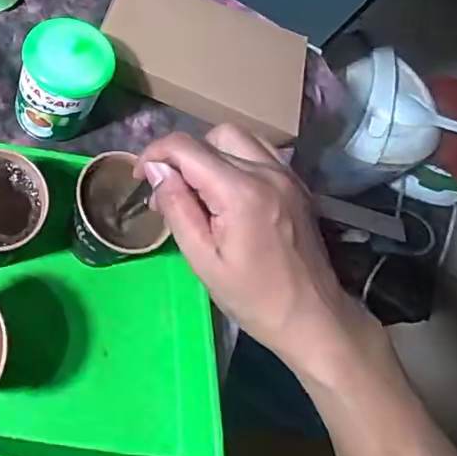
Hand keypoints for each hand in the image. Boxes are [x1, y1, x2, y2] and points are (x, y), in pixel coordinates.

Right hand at [140, 125, 374, 367]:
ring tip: (198, 187)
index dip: (154, 155)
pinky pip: (257, 148)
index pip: (185, 147)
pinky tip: (227, 186)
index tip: (141, 178)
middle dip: (179, 158)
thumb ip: (177, 207)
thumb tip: (156, 170)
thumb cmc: (254, 298)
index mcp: (240, 192)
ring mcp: (284, 173)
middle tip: (169, 192)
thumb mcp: (203, 260)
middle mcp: (264, 171)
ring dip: (207, 152)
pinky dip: (233, 156)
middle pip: (207, 137)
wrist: (315, 319)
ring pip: (233, 136)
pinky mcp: (294, 181)